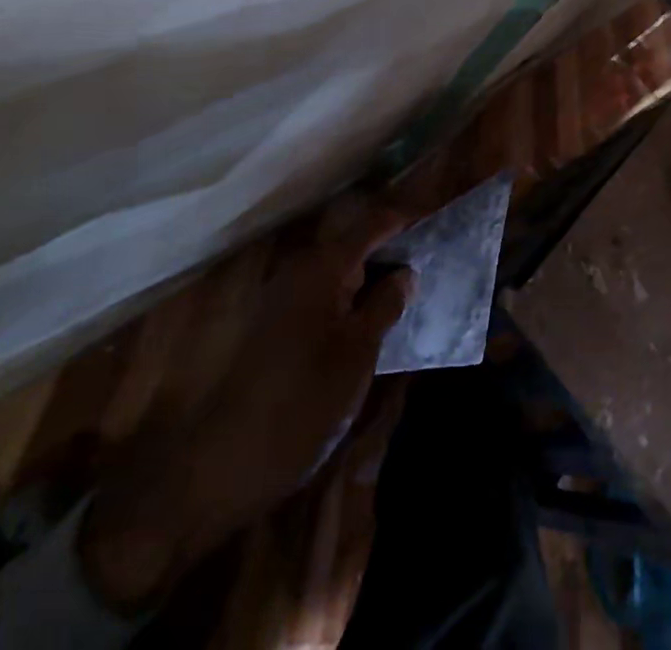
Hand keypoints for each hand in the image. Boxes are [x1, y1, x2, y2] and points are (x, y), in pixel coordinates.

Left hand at [199, 204, 416, 501]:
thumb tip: (405, 273)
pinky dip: (355, 297)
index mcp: (321, 267)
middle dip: (393, 246)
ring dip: (375, 274)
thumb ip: (385, 305)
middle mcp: (300, 271)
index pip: (371, 223)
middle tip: (433, 255)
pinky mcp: (281, 324)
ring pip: (341, 270)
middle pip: (354, 243)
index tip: (437, 215)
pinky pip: (327, 294)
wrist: (232, 455)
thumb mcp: (359, 350)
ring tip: (413, 284)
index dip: (404, 217)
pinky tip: (378, 314)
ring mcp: (286, 297)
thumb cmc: (305, 397)